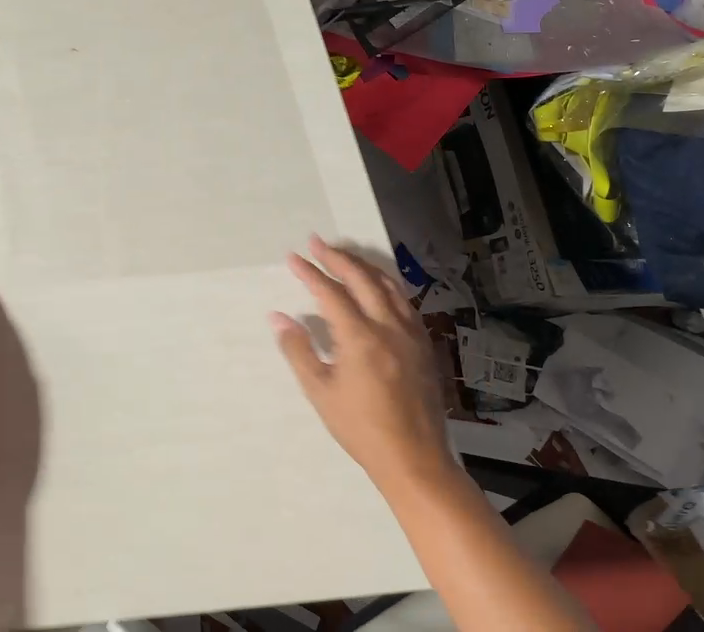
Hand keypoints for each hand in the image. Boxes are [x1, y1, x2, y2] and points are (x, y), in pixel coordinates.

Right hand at [272, 237, 453, 492]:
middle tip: (316, 242)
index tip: (293, 257)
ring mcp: (412, 337)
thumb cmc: (360, 428)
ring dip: (365, 268)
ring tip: (345, 257)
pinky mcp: (425, 348)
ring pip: (391, 288)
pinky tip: (378, 289)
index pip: (331, 293)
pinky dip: (387, 287)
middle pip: (363, 281)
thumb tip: (278, 317)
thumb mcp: (319, 391)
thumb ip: (298, 349)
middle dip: (338, 258)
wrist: (415, 460)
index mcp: (361, 338)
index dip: (310, 272)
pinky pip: (406, 305)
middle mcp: (390, 329)